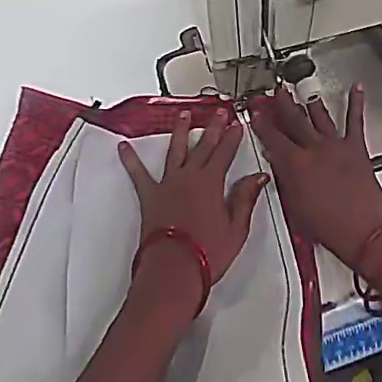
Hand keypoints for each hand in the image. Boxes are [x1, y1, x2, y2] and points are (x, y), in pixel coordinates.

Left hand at [118, 110, 267, 297]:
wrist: (175, 268)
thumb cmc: (208, 252)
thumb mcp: (236, 228)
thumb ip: (245, 198)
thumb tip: (257, 177)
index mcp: (211, 183)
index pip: (225, 153)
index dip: (232, 138)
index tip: (237, 125)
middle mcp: (189, 177)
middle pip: (203, 146)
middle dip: (212, 128)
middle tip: (218, 113)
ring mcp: (168, 184)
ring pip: (175, 150)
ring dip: (180, 131)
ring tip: (183, 115)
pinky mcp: (150, 196)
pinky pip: (138, 173)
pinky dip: (131, 160)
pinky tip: (124, 147)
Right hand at [247, 86, 381, 269]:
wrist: (365, 232)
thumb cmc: (331, 227)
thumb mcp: (294, 207)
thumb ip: (284, 181)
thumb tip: (279, 168)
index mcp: (295, 164)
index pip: (272, 137)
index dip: (262, 124)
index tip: (257, 114)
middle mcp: (315, 149)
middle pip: (294, 120)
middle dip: (282, 105)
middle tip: (276, 93)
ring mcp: (336, 146)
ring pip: (319, 117)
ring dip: (308, 102)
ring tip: (302, 92)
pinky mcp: (356, 149)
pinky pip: (355, 121)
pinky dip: (356, 103)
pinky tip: (355, 90)